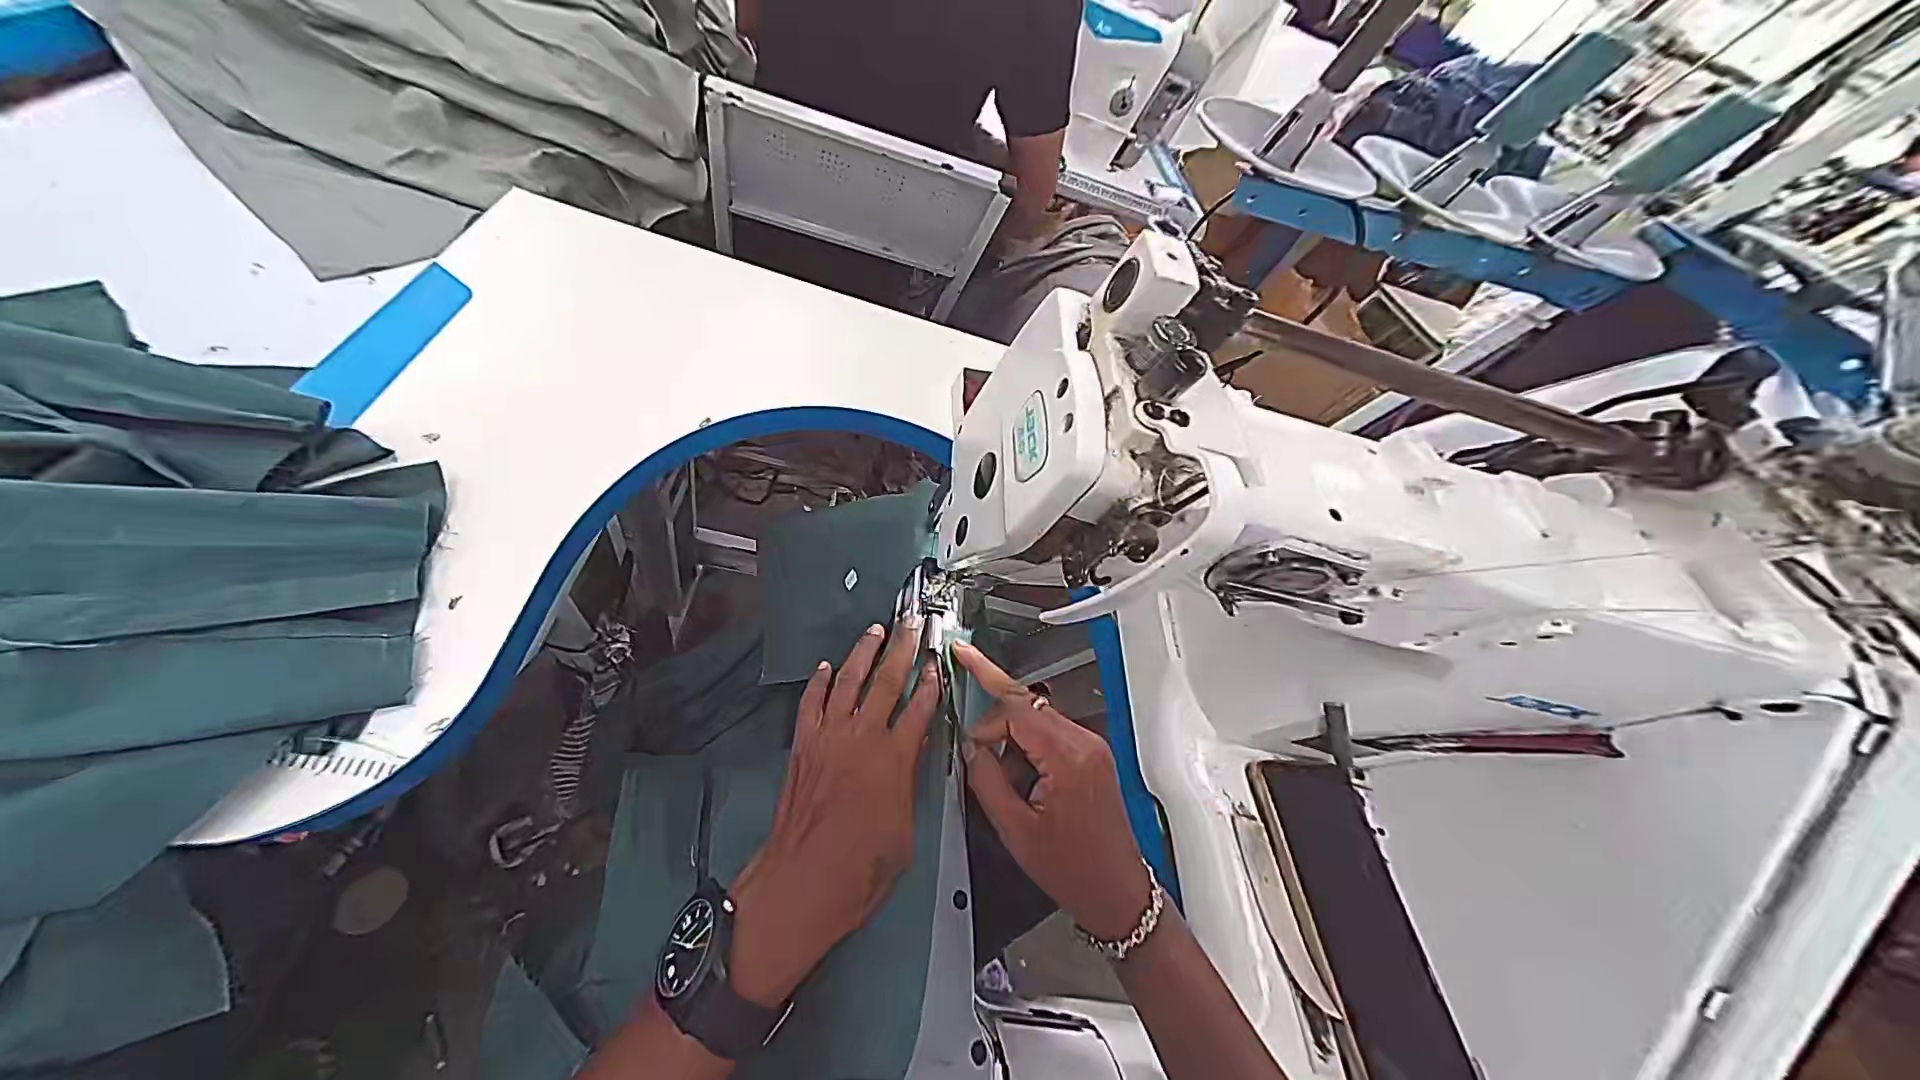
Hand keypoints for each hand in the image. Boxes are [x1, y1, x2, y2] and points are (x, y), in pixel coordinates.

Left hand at [727, 619, 938, 1006]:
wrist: (801, 882)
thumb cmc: (861, 868)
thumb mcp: (905, 829)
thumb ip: (909, 781)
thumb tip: (915, 747)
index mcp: (894, 759)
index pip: (919, 708)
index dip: (931, 682)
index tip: (937, 662)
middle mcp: (862, 738)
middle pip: (886, 682)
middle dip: (902, 649)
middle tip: (912, 623)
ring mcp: (829, 738)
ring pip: (849, 681)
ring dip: (863, 652)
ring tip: (875, 630)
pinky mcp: (803, 745)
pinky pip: (812, 702)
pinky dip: (820, 681)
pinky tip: (828, 666)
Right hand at [953, 642, 1153, 943]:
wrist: (1116, 892)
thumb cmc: (1075, 869)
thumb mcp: (1015, 829)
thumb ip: (986, 779)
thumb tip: (971, 748)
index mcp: (1068, 756)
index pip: (1016, 708)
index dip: (983, 722)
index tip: (964, 732)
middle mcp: (1084, 742)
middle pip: (1026, 704)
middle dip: (993, 720)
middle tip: (969, 730)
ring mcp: (1090, 747)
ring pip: (1036, 717)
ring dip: (1010, 736)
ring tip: (1002, 780)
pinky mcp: (1090, 757)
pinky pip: (1049, 734)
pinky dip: (1026, 748)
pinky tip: (1020, 781)